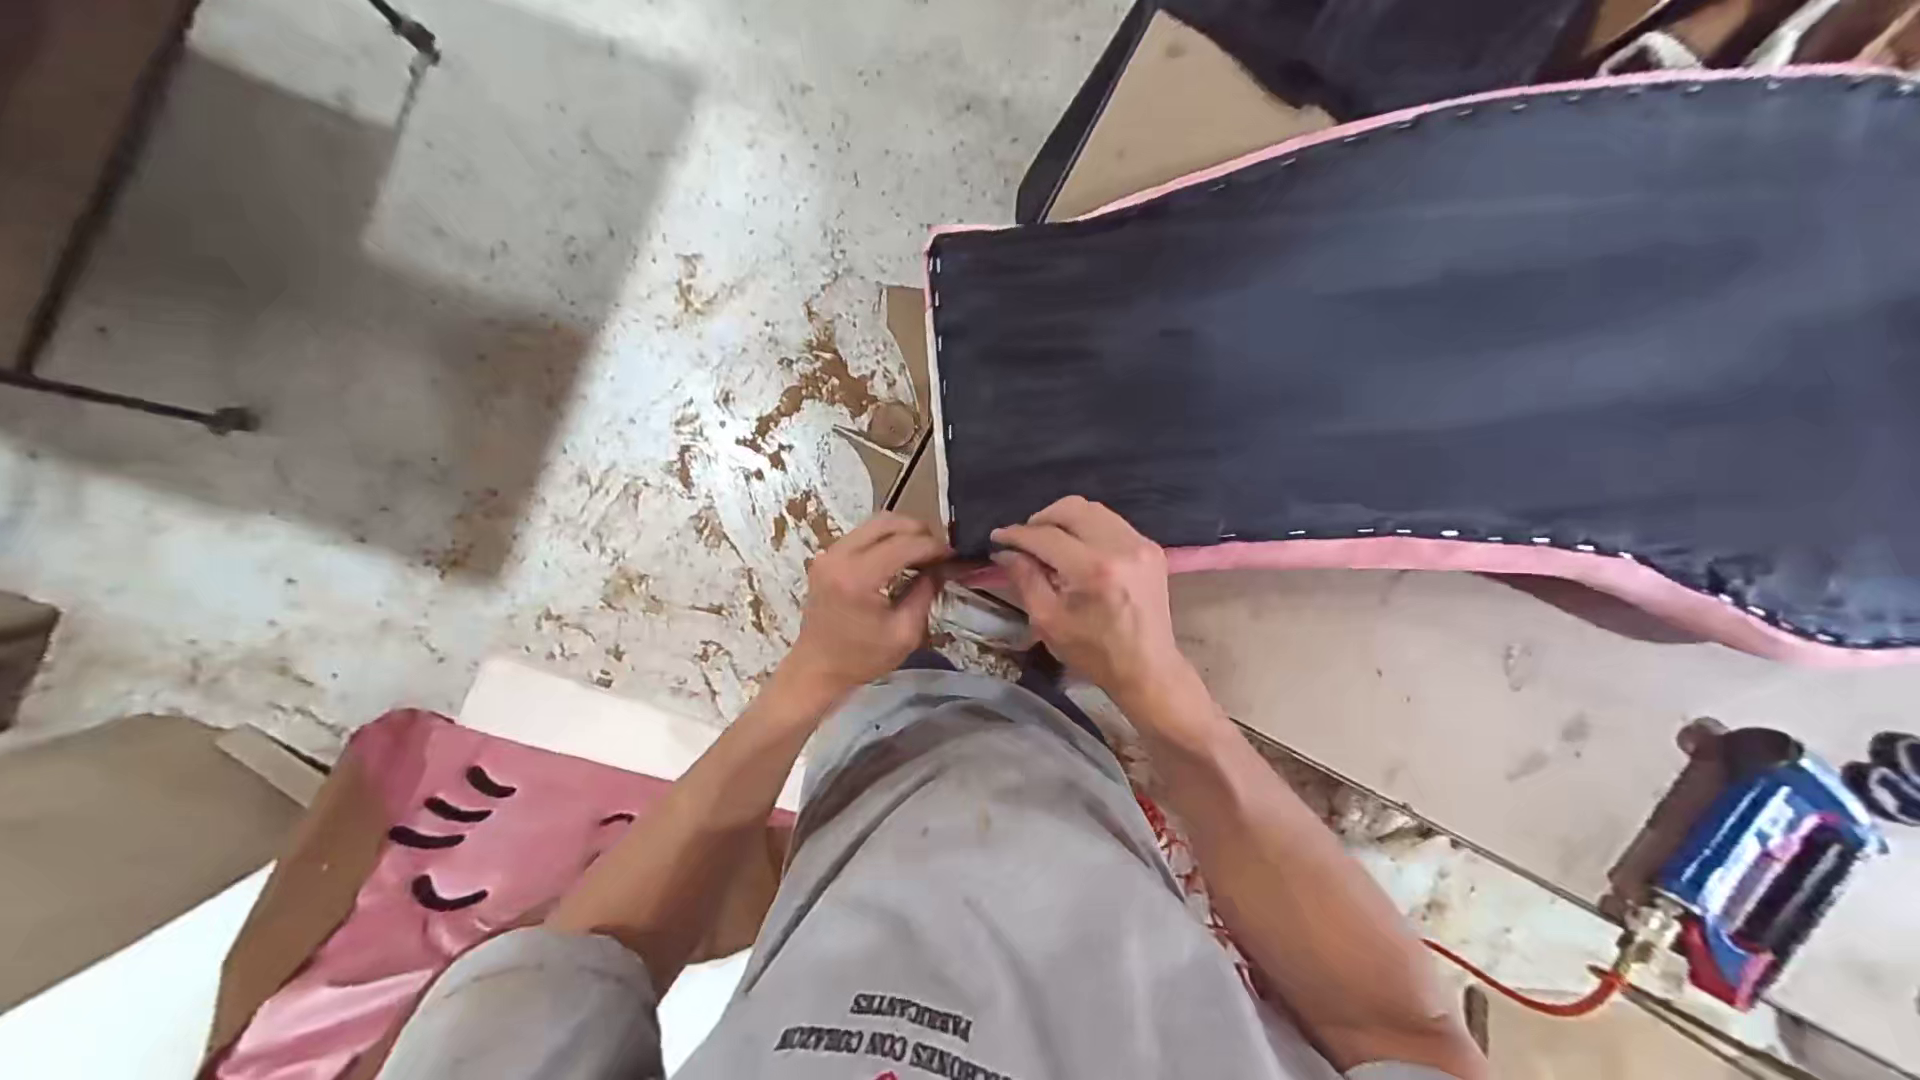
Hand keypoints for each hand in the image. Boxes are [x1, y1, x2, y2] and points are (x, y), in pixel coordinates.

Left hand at [779, 513, 949, 696]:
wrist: (817, 669)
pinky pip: (863, 534)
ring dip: (903, 532)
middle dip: (919, 531)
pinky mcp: (827, 557)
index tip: (953, 555)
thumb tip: (942, 566)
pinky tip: (902, 556)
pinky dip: (887, 538)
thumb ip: (925, 592)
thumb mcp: (905, 632)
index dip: (933, 547)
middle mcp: (839, 556)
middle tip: (939, 551)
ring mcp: (829, 553)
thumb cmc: (862, 658)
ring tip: (923, 553)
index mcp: (857, 577)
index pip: (904, 544)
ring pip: (875, 523)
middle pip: (888, 522)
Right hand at [991, 496, 1189, 699]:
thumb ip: (1025, 579)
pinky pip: (1111, 522)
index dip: (1017, 534)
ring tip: (1049, 542)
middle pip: (1071, 508)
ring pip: (1093, 509)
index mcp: (1093, 569)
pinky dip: (1088, 528)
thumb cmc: (1094, 652)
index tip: (998, 537)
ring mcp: (1140, 544)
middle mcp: (1120, 547)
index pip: (1046, 536)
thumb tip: (1004, 552)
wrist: (1148, 668)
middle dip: (1041, 519)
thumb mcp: (1048, 620)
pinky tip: (1077, 549)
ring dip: (1065, 520)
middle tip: (1025, 539)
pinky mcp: (1151, 548)